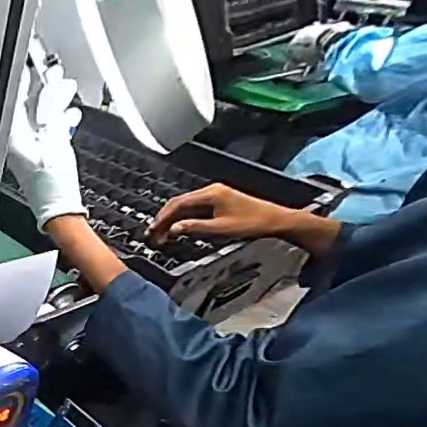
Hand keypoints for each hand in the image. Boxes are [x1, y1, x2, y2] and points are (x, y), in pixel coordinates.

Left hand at [5, 59, 86, 227]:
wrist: (60, 209)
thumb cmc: (53, 184)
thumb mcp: (54, 144)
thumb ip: (52, 117)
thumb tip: (49, 92)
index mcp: (15, 138)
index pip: (14, 101)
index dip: (22, 81)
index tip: (28, 66)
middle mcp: (19, 142)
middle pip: (30, 106)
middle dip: (45, 89)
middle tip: (55, 74)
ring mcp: (30, 148)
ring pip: (42, 116)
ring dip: (56, 102)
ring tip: (68, 89)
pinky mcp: (41, 155)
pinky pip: (49, 130)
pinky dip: (60, 119)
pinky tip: (70, 114)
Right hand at [150, 183, 341, 256]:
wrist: (274, 220)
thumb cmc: (251, 223)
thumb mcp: (220, 229)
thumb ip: (194, 227)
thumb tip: (173, 229)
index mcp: (211, 194)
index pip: (178, 204)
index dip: (162, 218)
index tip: (152, 231)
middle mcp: (211, 191)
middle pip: (178, 203)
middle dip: (163, 219)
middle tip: (152, 235)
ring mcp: (214, 196)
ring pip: (185, 207)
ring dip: (172, 220)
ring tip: (162, 235)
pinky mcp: (218, 202)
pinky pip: (194, 209)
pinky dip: (182, 219)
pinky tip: (178, 229)